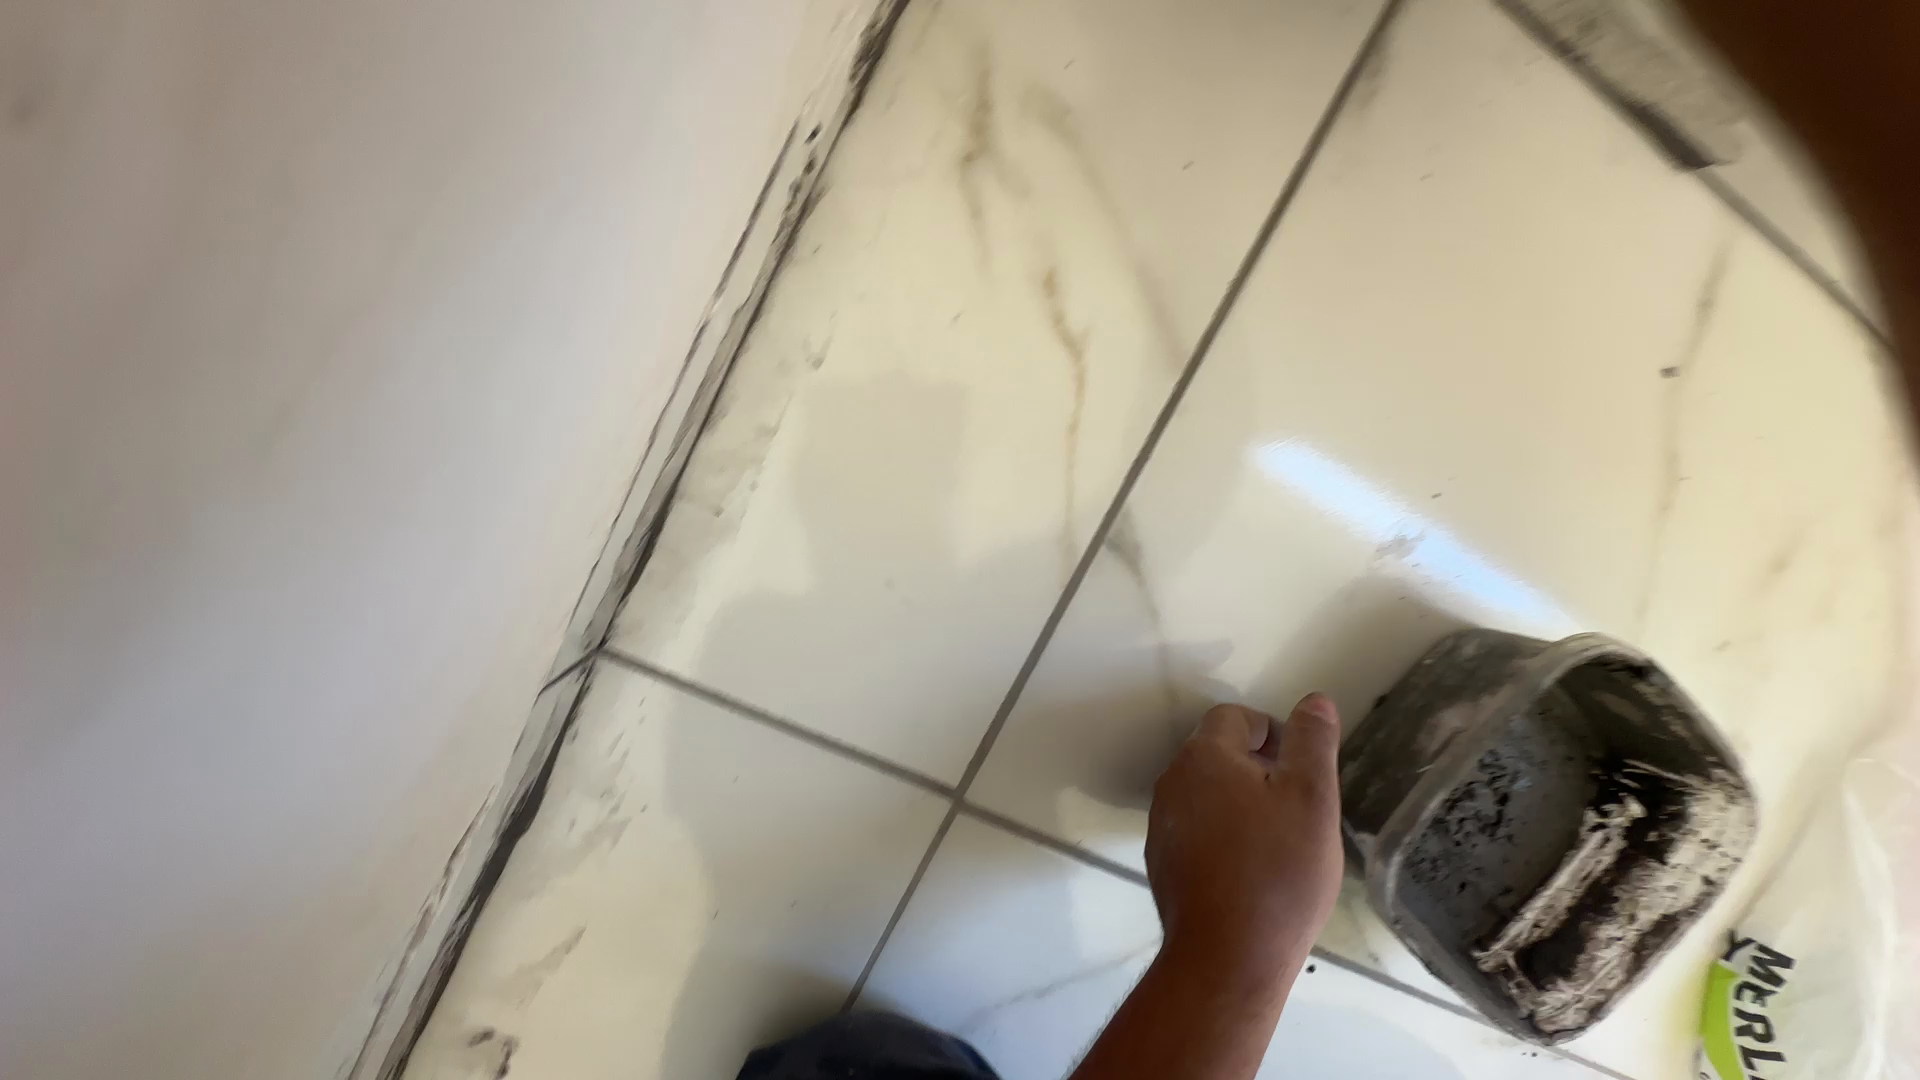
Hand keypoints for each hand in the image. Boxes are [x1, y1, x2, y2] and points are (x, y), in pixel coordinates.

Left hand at [1144, 696, 1343, 980]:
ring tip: (1277, 838)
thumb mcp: (1311, 799)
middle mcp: (1172, 779)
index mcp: (1203, 756)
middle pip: (1216, 752)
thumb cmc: (1277, 871)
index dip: (1271, 731)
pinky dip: (1220, 831)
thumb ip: (1311, 743)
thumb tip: (1315, 700)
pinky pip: (1194, 826)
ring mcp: (1160, 820)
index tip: (1299, 766)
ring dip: (1238, 800)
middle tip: (1294, 804)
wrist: (1227, 954)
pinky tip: (1248, 867)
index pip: (1234, 717)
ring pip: (1204, 791)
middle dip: (1256, 766)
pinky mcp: (1160, 857)